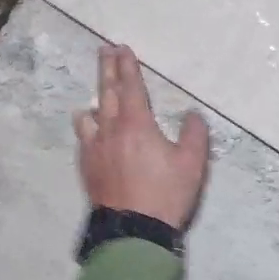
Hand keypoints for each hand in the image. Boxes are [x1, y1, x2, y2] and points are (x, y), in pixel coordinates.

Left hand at [73, 45, 210, 229]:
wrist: (133, 230)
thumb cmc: (165, 194)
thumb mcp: (192, 164)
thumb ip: (194, 134)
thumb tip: (191, 115)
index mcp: (137, 125)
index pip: (130, 87)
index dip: (127, 66)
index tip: (122, 49)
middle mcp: (110, 131)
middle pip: (106, 93)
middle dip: (107, 70)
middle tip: (105, 52)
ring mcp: (94, 149)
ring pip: (89, 116)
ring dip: (95, 101)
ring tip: (98, 97)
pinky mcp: (87, 167)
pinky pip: (84, 138)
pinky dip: (88, 127)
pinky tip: (91, 130)